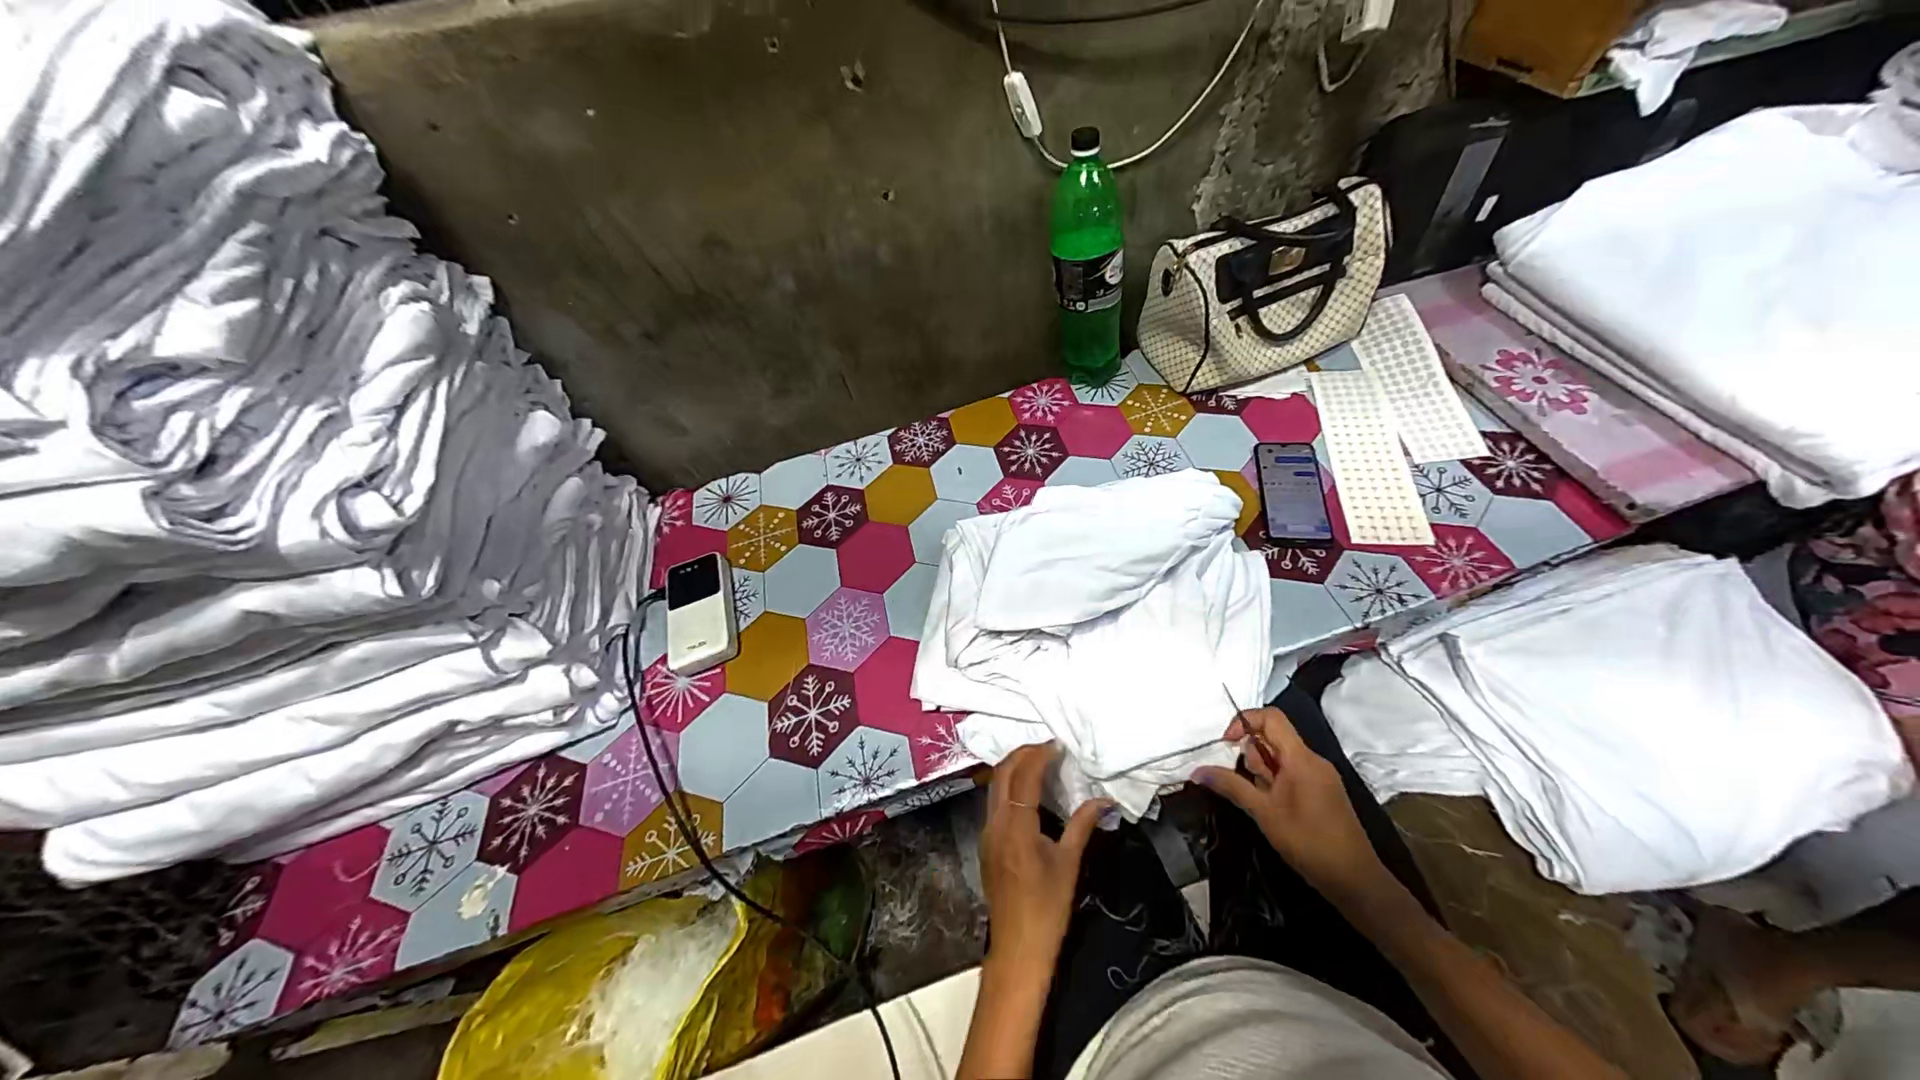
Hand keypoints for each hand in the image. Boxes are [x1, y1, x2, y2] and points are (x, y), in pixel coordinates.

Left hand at [981, 743, 1111, 973]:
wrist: (1018, 947)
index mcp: (1016, 825)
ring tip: (1039, 762)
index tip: (1058, 745)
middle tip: (1047, 747)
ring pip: (994, 787)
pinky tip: (1028, 792)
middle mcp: (995, 823)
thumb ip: (1083, 824)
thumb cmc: (1047, 907)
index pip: (1024, 776)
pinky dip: (1009, 787)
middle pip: (1001, 773)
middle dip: (1022, 754)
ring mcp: (986, 833)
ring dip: (1013, 768)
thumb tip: (1104, 799)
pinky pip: (994, 803)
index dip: (1039, 755)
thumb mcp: (1069, 863)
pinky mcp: (986, 843)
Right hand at [1195, 707, 1391, 902]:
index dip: (1244, 722)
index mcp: (1301, 758)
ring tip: (1260, 800)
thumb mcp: (1263, 813)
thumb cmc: (1308, 842)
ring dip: (1262, 770)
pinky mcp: (1323, 791)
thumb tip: (1198, 771)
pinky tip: (1271, 806)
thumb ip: (1231, 786)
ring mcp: (1321, 776)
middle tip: (1244, 782)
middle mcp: (1313, 760)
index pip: (1271, 718)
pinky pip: (1292, 772)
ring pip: (1282, 757)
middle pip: (1274, 737)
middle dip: (1251, 753)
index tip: (1227, 745)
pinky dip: (1275, 781)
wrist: (1355, 880)